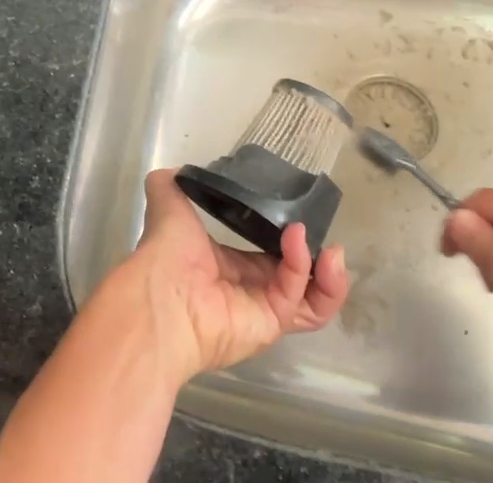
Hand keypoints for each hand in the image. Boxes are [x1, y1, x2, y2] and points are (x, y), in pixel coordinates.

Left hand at [110, 168, 349, 381]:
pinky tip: (301, 243)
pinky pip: (305, 303)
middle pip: (299, 277)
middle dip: (317, 256)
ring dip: (326, 271)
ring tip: (331, 249)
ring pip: (312, 296)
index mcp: (229, 265)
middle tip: (321, 232)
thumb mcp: (170, 207)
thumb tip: (172, 170)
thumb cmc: (166, 252)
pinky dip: (310, 273)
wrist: (161, 296)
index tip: (301, 216)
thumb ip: (171, 186)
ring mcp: (264, 310)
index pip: (272, 254)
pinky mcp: (273, 323)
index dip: (290, 237)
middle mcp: (250, 289)